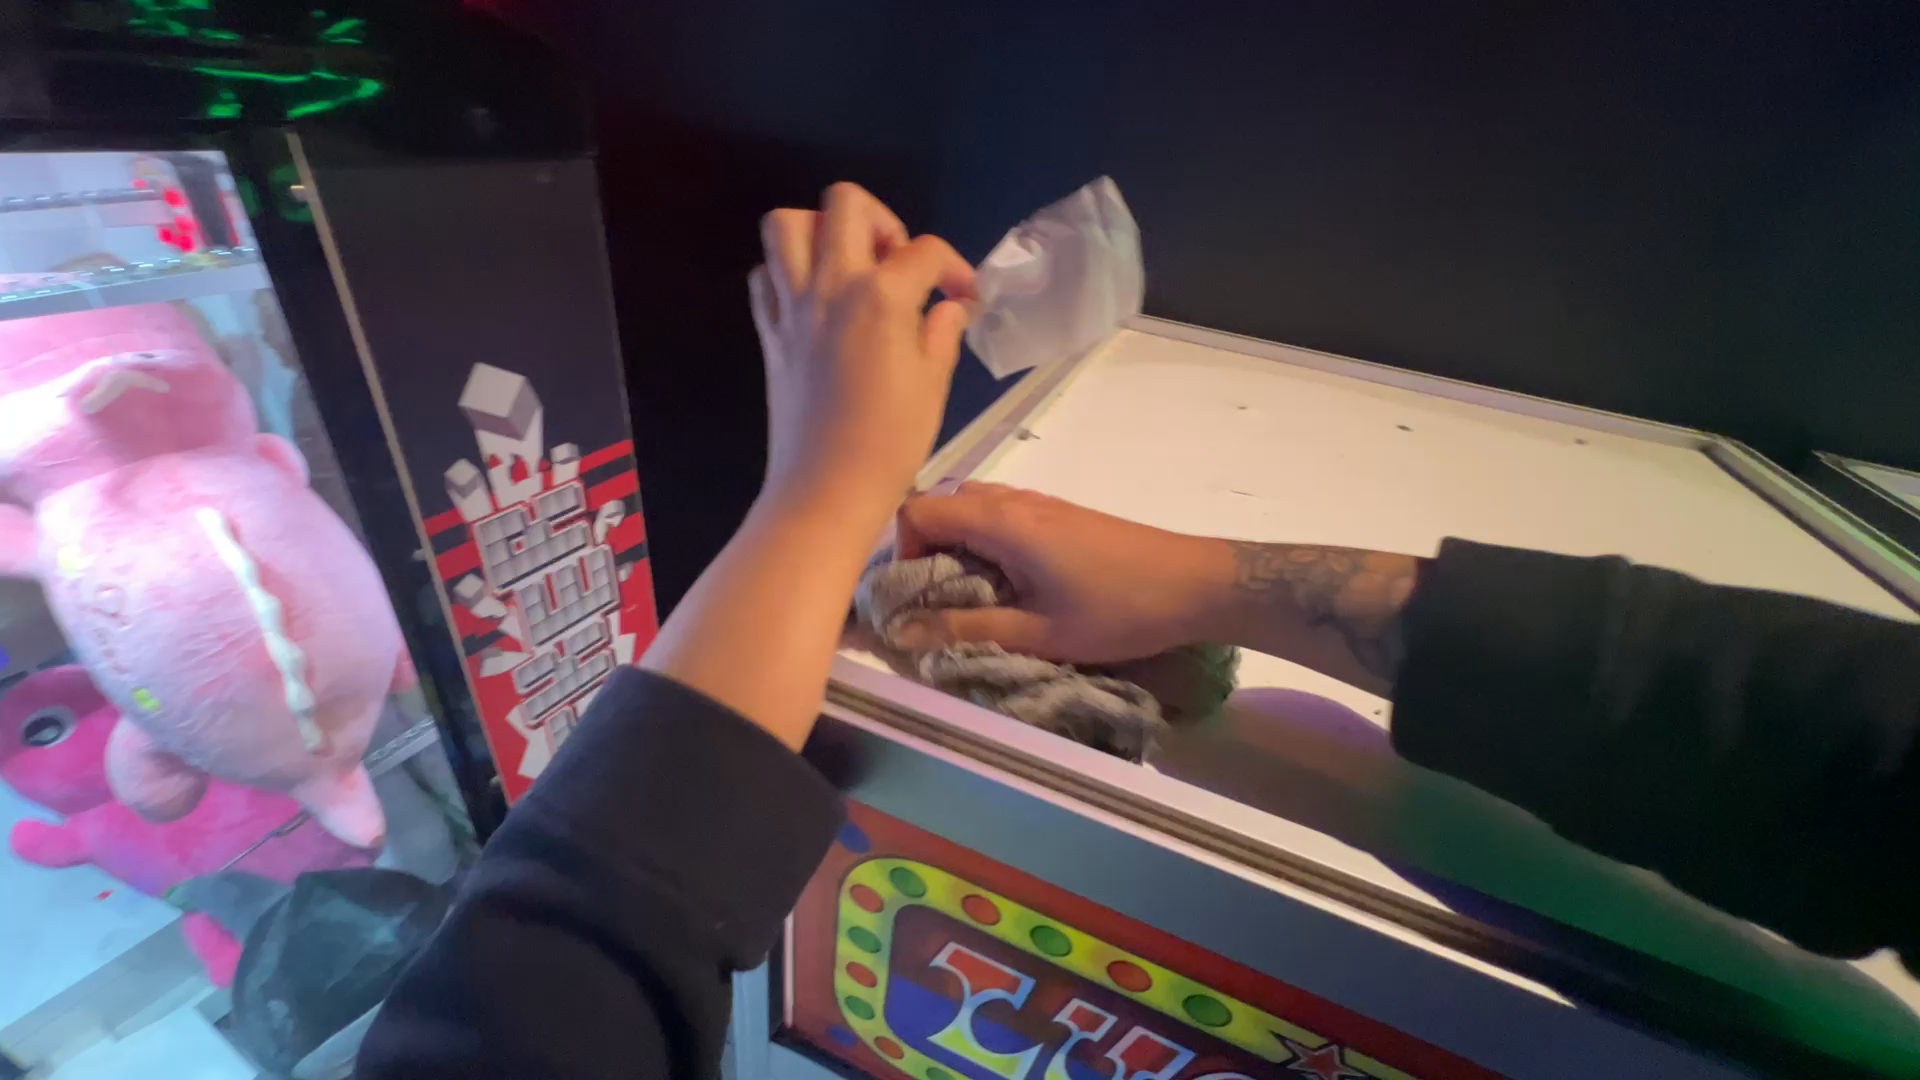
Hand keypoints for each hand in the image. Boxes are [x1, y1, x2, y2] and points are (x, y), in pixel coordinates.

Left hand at [749, 184, 975, 523]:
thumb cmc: (890, 443)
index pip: (925, 251)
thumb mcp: (933, 386)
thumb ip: (942, 333)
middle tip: (897, 266)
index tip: (963, 294)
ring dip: (822, 232)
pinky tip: (815, 302)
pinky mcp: (768, 331)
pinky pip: (765, 275)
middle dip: (882, 221)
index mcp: (881, 298)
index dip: (954, 266)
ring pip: (787, 223)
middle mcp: (831, 285)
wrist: (826, 489)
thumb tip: (950, 305)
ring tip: (848, 270)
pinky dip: (787, 272)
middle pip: (846, 204)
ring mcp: (791, 306)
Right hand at [891, 483, 1226, 662]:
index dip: (903, 549)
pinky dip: (984, 539)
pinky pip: (1000, 512)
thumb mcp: (1038, 631)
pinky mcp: (1059, 512)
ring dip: (957, 543)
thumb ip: (966, 628)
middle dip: (925, 547)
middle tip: (941, 597)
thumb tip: (901, 632)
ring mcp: (1040, 502)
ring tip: (974, 591)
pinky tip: (1011, 580)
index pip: (919, 509)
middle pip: (942, 502)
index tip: (918, 593)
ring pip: (972, 506)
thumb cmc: (1117, 610)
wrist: (1194, 583)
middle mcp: (1014, 500)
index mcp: (1002, 522)